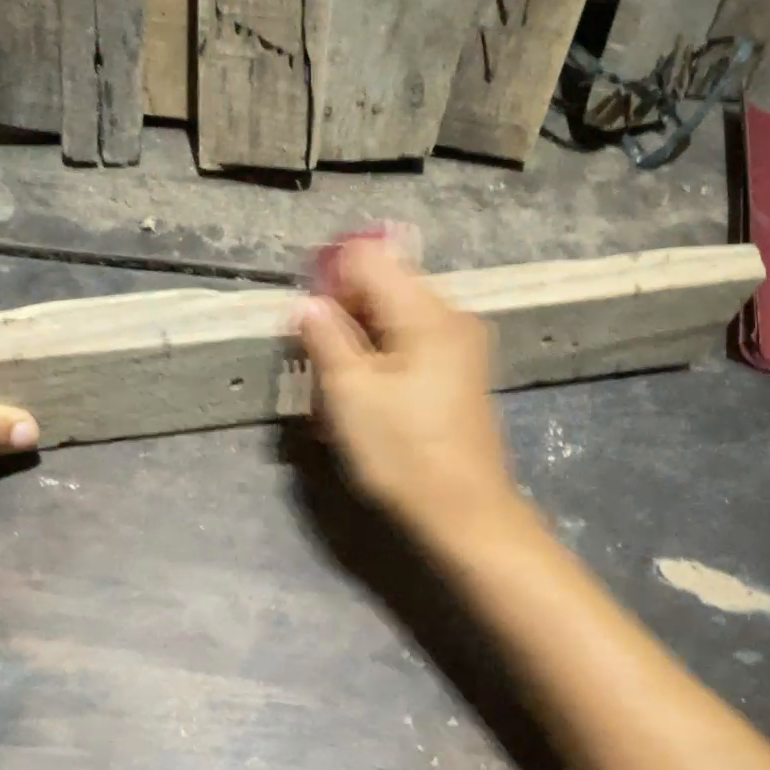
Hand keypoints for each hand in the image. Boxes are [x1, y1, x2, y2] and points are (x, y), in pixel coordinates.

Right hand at [298, 241, 521, 536]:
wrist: (463, 512)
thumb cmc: (401, 451)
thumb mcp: (350, 392)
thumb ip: (325, 337)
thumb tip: (307, 303)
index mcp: (427, 312)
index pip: (369, 257)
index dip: (329, 278)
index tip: (306, 321)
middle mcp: (451, 317)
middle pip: (384, 287)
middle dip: (343, 316)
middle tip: (316, 363)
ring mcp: (460, 348)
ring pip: (394, 322)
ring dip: (358, 345)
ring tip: (338, 390)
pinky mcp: (459, 377)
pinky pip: (411, 349)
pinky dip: (381, 364)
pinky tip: (365, 402)